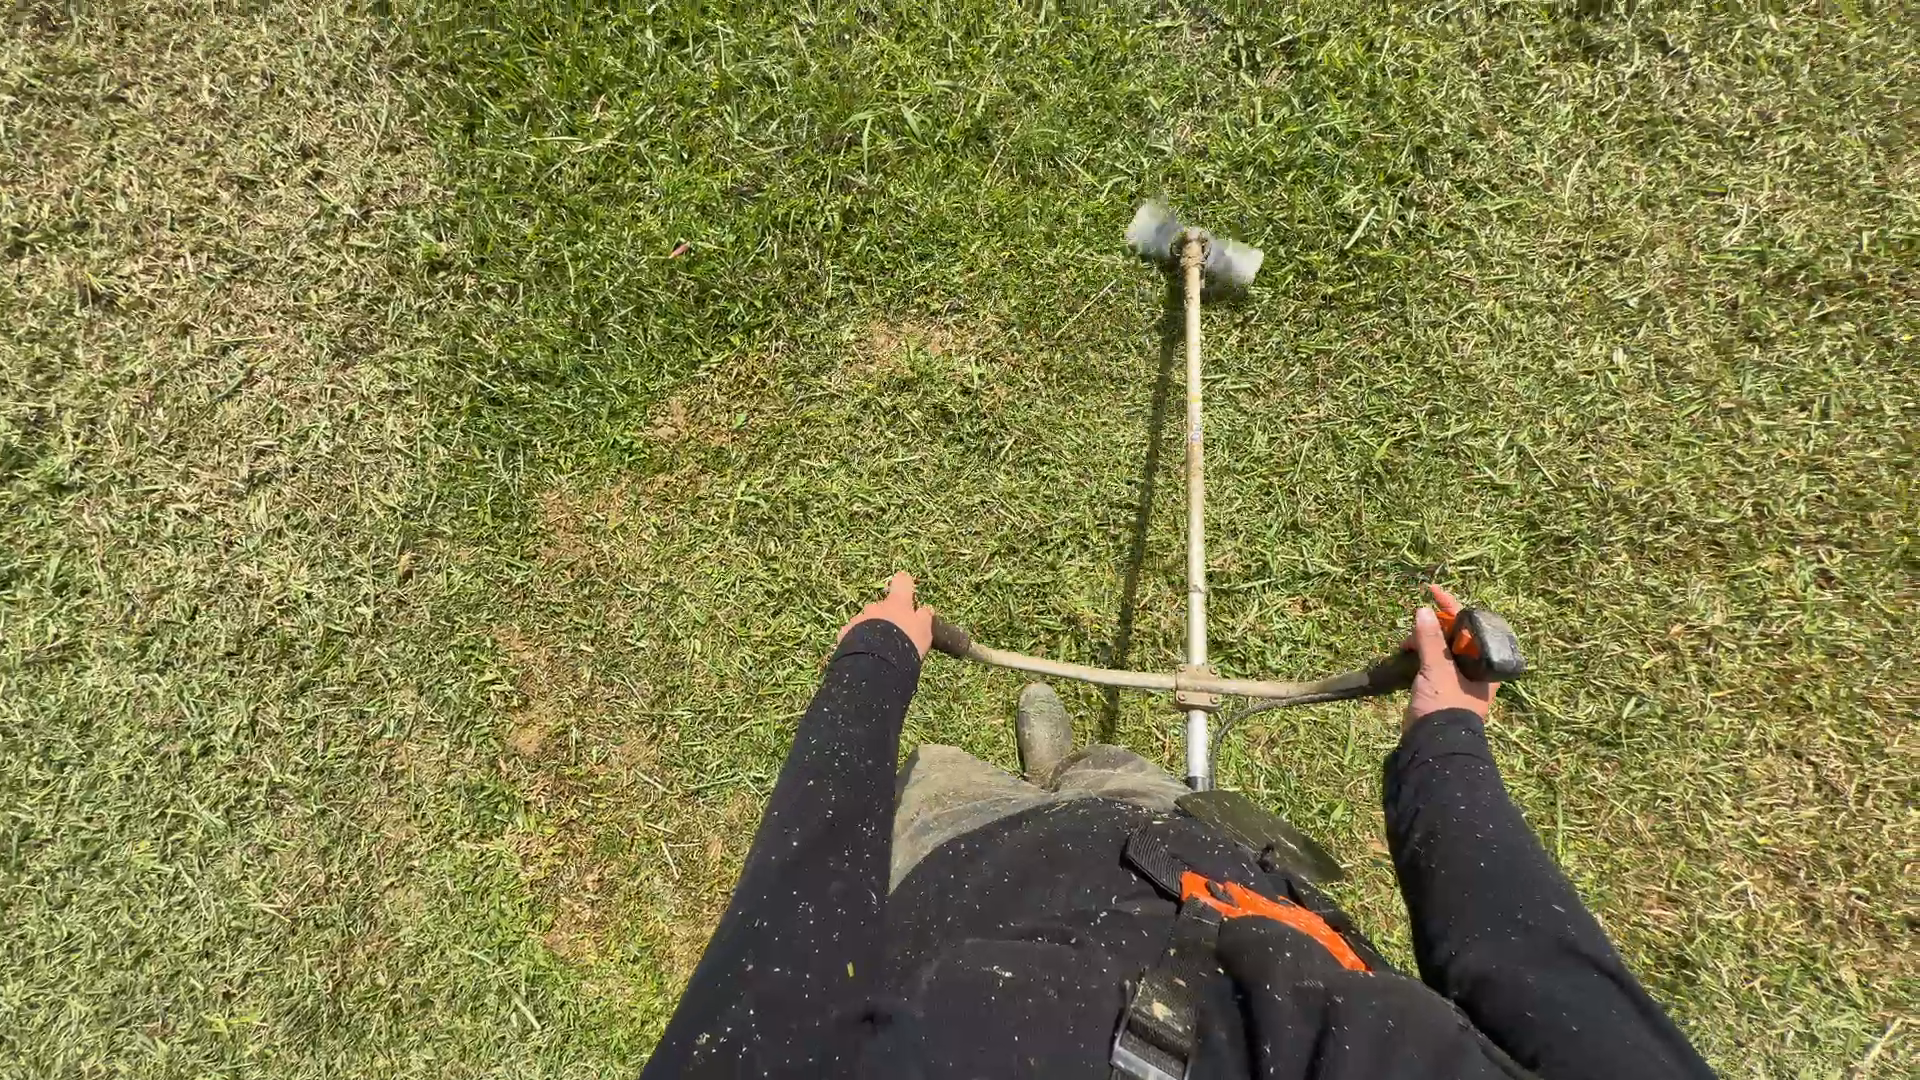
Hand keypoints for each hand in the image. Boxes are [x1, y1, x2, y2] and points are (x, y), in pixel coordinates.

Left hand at [838, 571, 933, 656]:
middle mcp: (876, 606)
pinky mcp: (845, 632)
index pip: (902, 582)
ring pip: (867, 620)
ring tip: (879, 651)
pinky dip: (858, 641)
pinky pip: (853, 633)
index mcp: (897, 603)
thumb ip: (924, 618)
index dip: (904, 585)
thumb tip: (925, 610)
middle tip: (894, 636)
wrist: (877, 664)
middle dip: (887, 617)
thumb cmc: (906, 644)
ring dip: (872, 630)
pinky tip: (865, 655)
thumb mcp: (924, 632)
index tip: (906, 589)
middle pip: (883, 606)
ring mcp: (859, 618)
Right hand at [1404, 583, 1498, 731]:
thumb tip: (1422, 611)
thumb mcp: (1438, 669)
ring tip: (1406, 646)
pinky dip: (1418, 652)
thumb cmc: (1445, 704)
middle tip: (1413, 631)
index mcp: (1485, 663)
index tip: (1433, 591)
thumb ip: (1430, 639)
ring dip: (1421, 640)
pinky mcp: (1440, 685)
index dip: (1451, 606)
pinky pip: (1430, 659)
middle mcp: (1475, 667)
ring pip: (1439, 646)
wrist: (1435, 741)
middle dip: (1431, 626)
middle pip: (1454, 633)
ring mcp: (1457, 676)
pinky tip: (1406, 653)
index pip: (1471, 625)